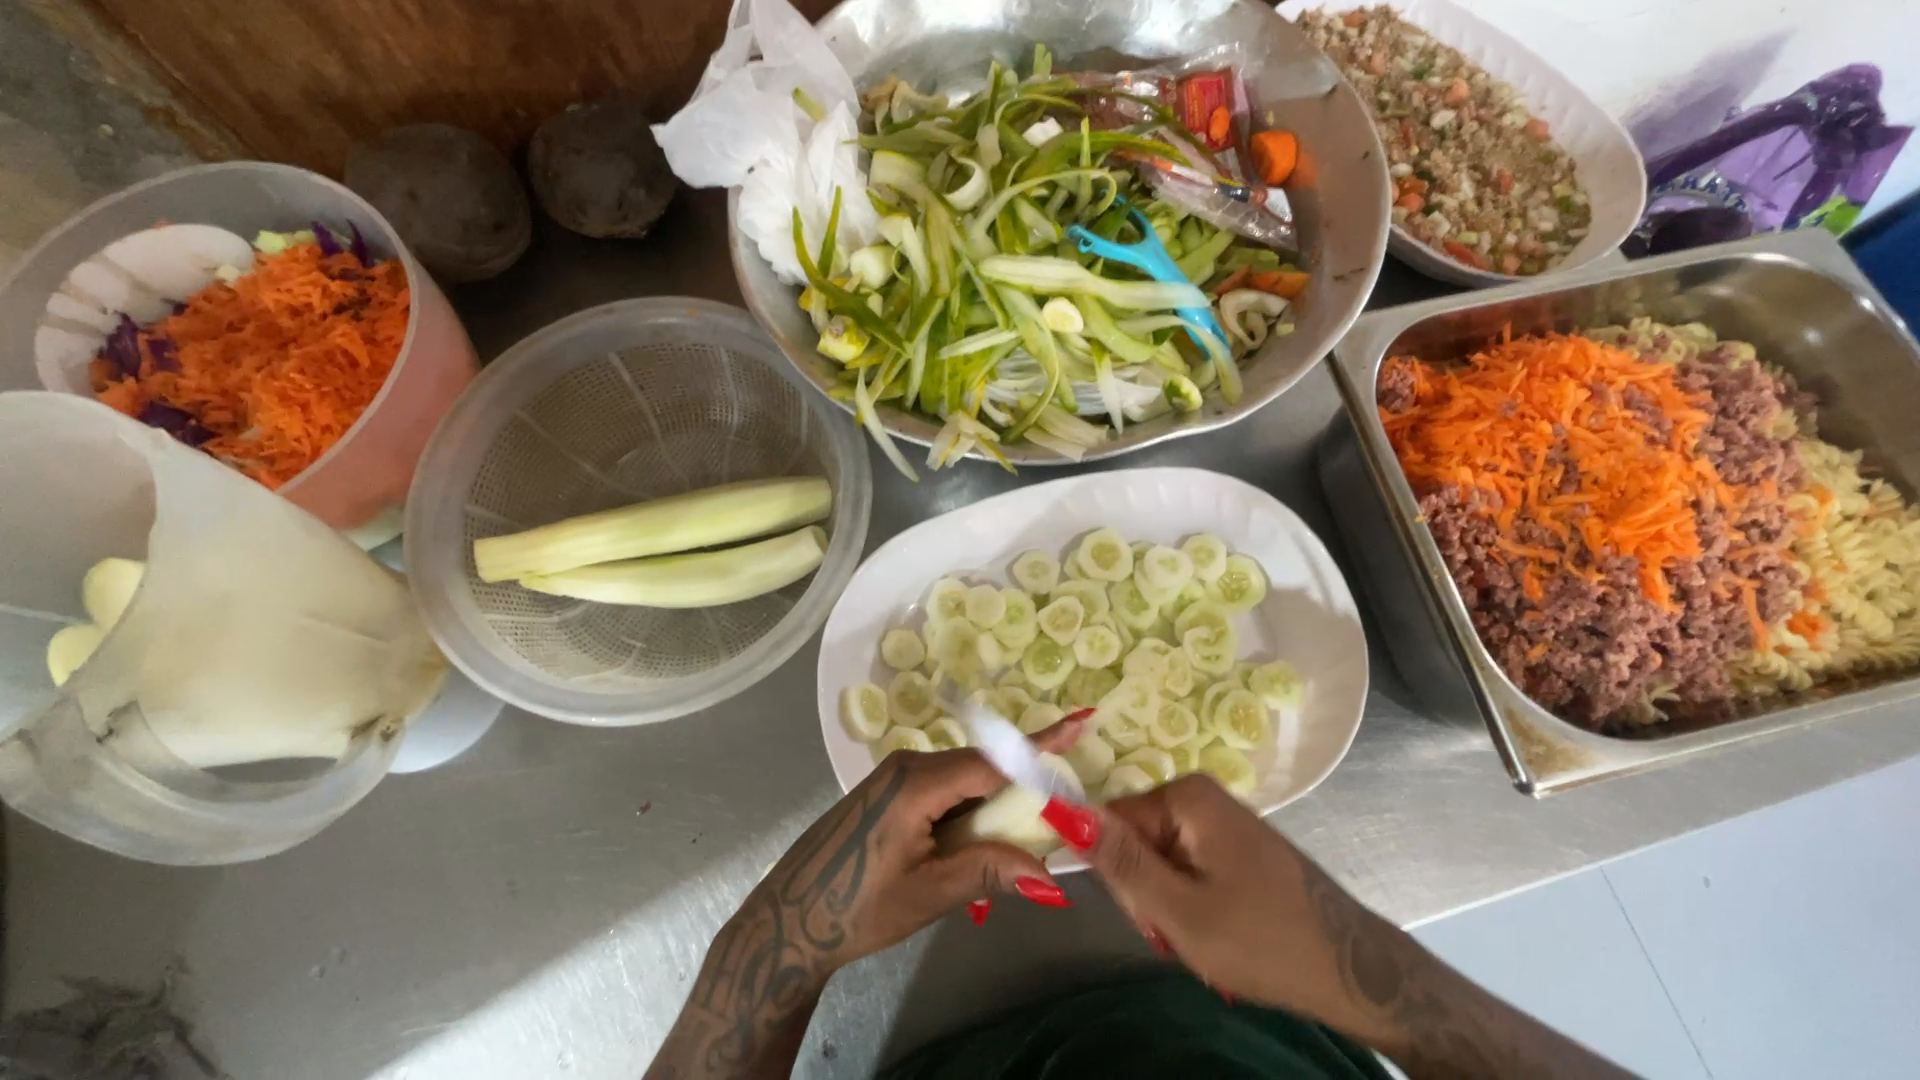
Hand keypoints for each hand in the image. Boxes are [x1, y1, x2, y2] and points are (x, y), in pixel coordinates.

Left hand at [646, 716, 1087, 1079]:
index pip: (991, 761)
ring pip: (963, 778)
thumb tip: (1050, 875)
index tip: (1077, 727)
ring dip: (994, 801)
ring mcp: (894, 777)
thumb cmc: (856, 908)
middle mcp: (907, 766)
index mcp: (916, 784)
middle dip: (1020, 784)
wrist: (789, 921)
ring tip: (1023, 832)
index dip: (1038, 750)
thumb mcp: (929, 894)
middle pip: (981, 766)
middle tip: (1059, 808)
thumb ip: (989, 872)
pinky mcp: (889, 792)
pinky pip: (944, 788)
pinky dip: (969, 807)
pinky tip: (980, 836)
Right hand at [1067, 773, 1384, 1025]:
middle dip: (1147, 893)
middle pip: (1134, 841)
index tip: (1148, 916)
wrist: (1355, 973)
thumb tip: (1059, 808)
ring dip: (1168, 905)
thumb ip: (1119, 860)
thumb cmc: (1263, 940)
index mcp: (1185, 797)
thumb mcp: (1179, 909)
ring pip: (1158, 861)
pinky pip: (1185, 868)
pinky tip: (1217, 930)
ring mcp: (1219, 821)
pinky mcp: (1232, 846)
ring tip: (1202, 937)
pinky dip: (1191, 904)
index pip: (1110, 823)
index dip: (1118, 874)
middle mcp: (1200, 796)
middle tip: (1179, 932)